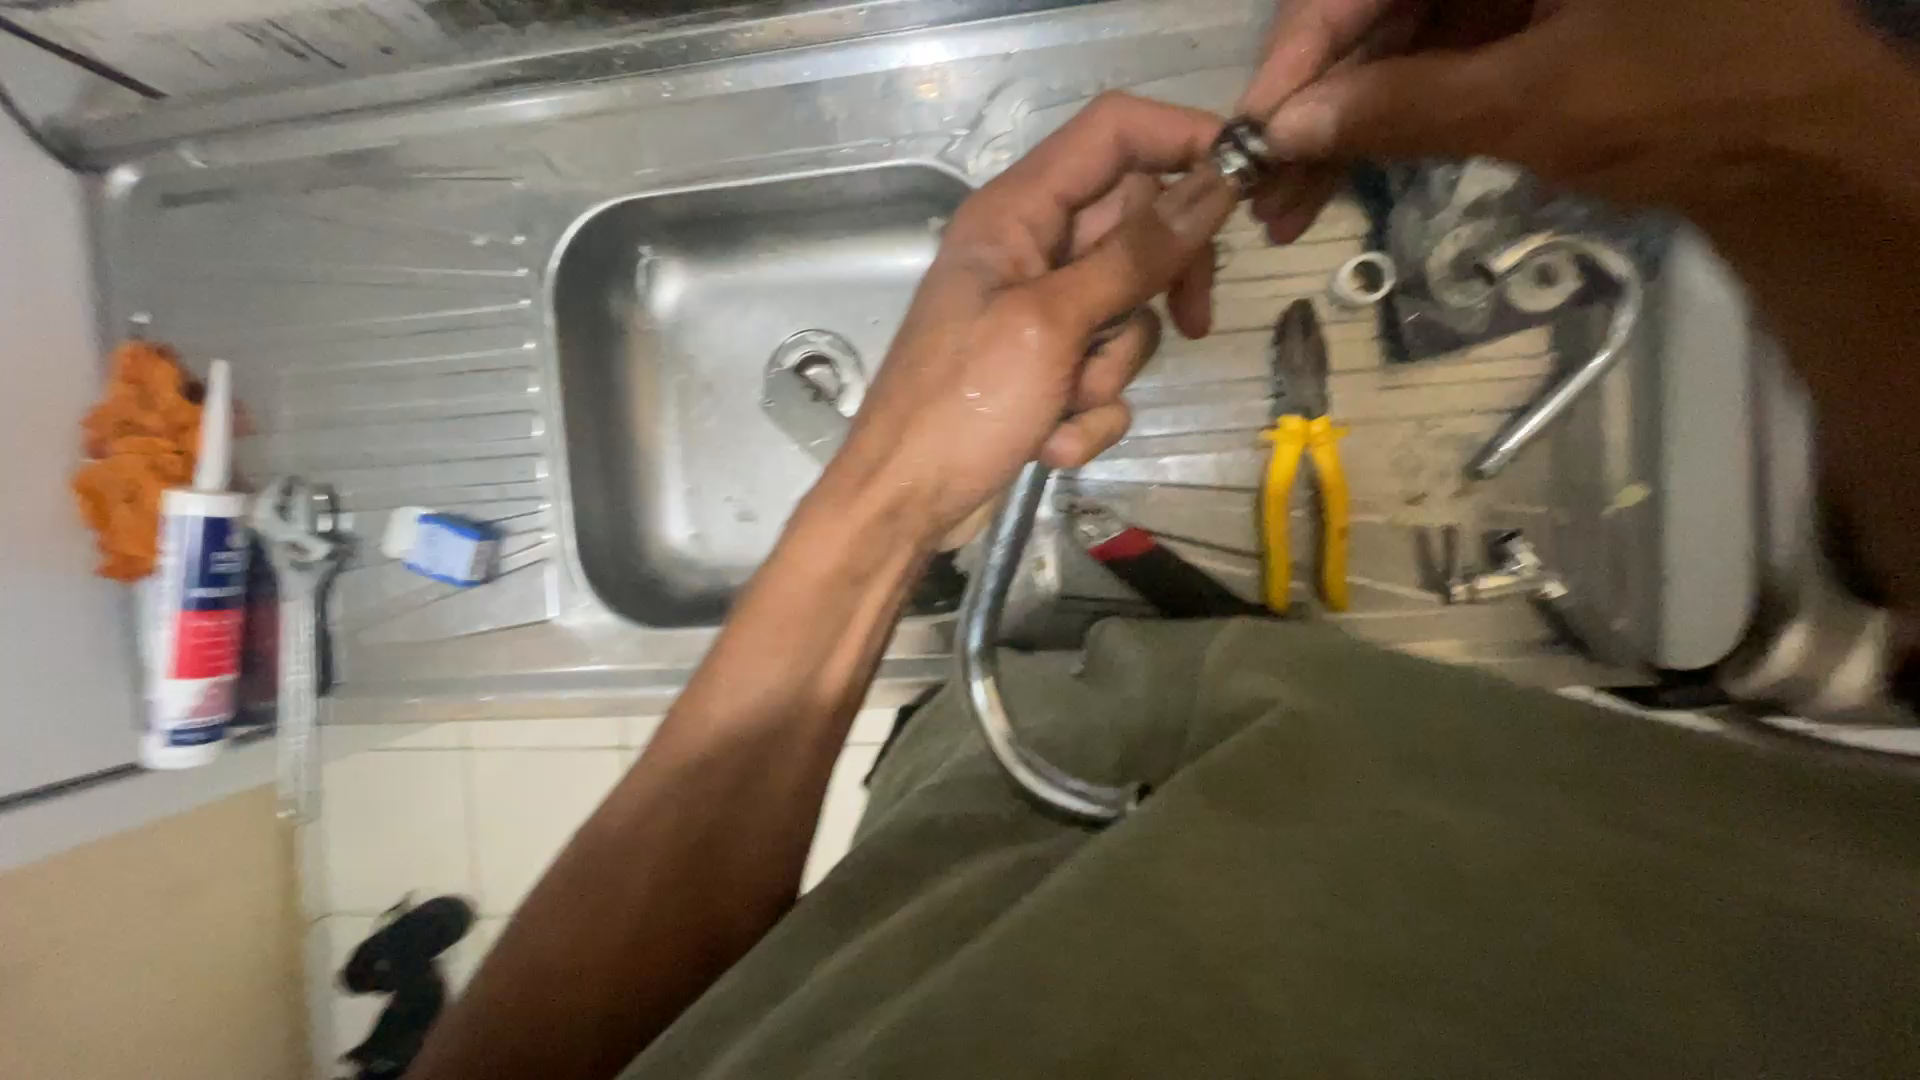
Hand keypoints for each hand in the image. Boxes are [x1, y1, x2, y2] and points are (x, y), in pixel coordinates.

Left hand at [814, 92, 1239, 544]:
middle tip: (1193, 322)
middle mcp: (1030, 255)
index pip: (1112, 134)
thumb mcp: (1049, 325)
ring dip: (1107, 372)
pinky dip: (1085, 417)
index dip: (1182, 139)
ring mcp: (1039, 319)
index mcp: (1015, 215)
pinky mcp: (1046, 375)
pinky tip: (1044, 443)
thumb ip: (1133, 256)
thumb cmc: (960, 408)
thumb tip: (1214, 183)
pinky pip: (1102, 377)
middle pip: (1135, 230)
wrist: (907, 504)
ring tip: (1057, 405)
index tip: (1244, 177)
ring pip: (1127, 316)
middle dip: (1153, 292)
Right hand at [1237, 0, 1902, 223]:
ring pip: (1383, 51)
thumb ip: (1399, 107)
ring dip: (1328, 133)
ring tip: (1280, 210)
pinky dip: (1369, 135)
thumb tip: (1283, 128)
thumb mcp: (1530, 104)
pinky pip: (1411, 77)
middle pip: (1371, 10)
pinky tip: (1322, 189)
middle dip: (1310, 103)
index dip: (1304, 46)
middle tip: (1254, 179)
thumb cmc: (1683, 102)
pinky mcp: (1500, 29)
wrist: (1779, 149)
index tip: (1253, 123)